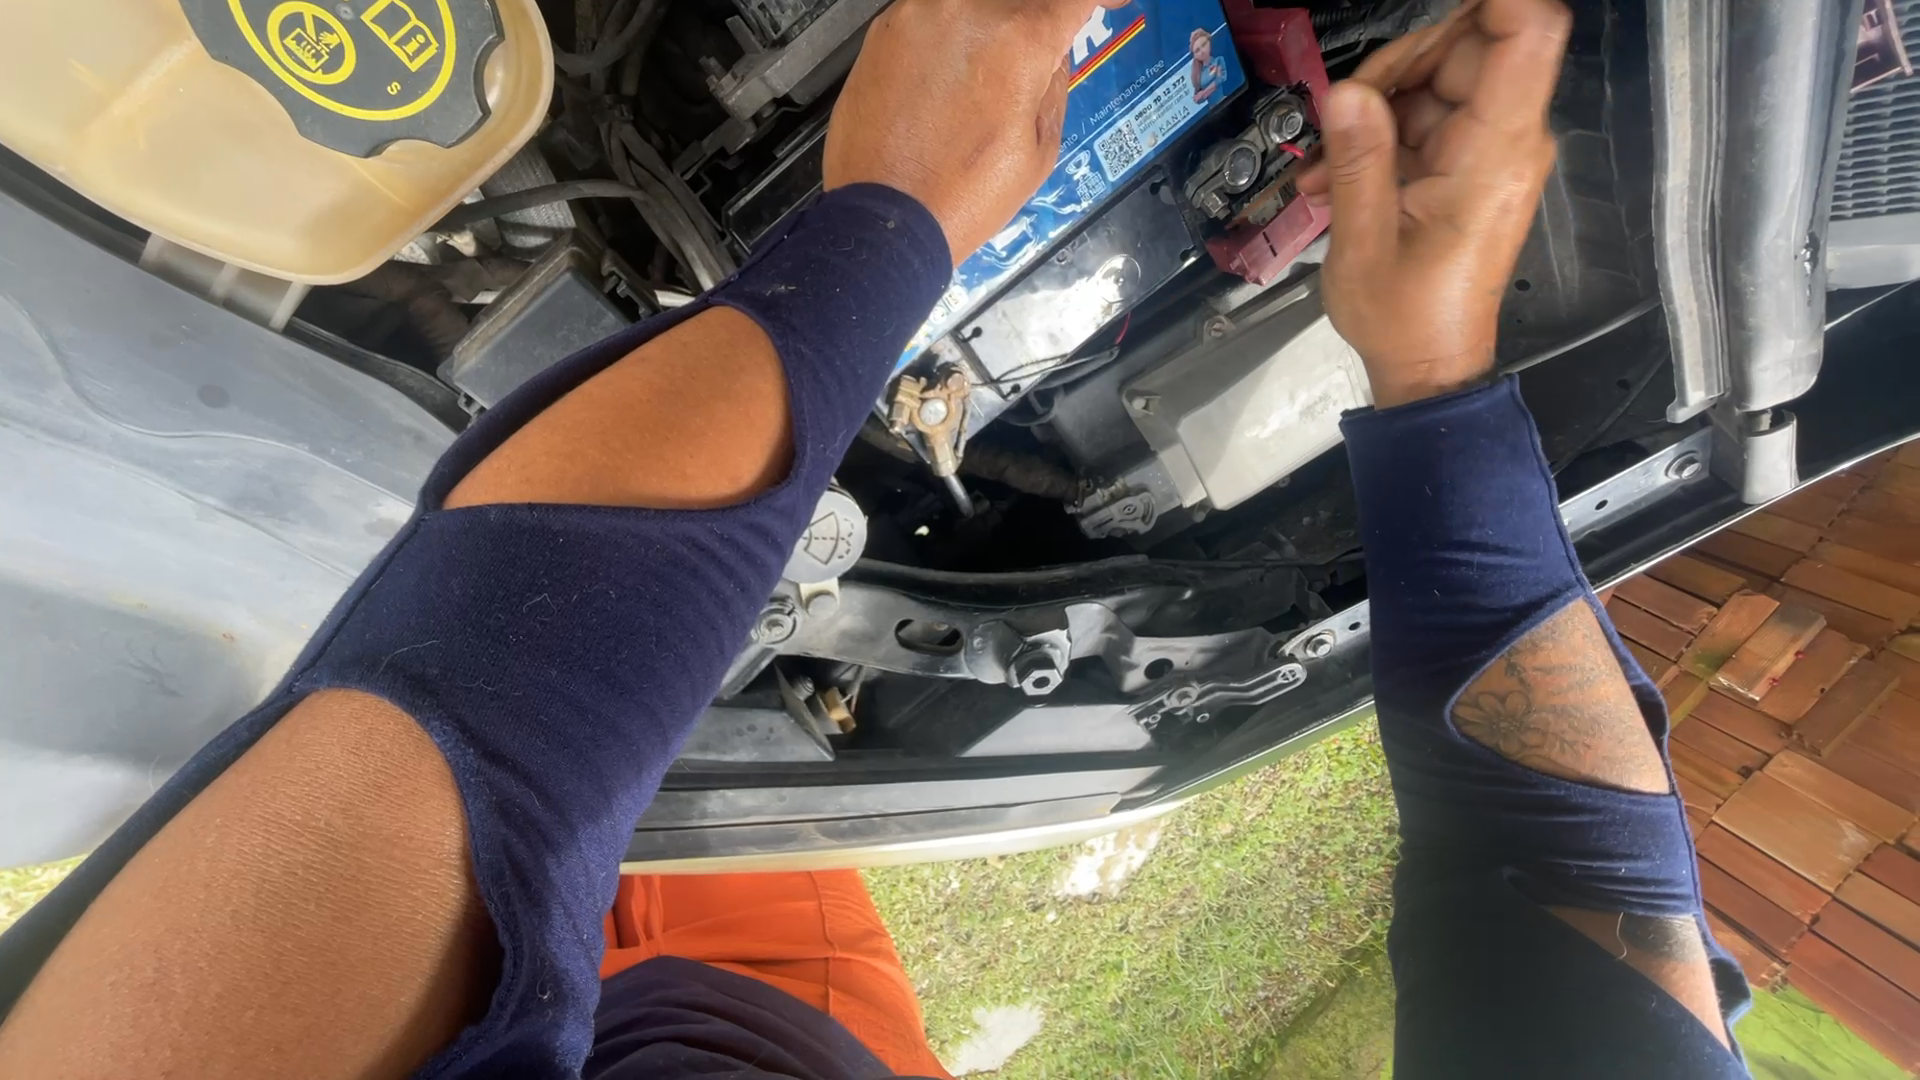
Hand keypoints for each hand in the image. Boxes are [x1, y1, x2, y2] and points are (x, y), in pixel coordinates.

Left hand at [824, 0, 1121, 264]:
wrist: (886, 221)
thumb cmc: (959, 202)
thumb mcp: (1037, 156)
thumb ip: (1053, 86)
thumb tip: (1053, 51)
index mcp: (1019, 42)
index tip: (1102, 5)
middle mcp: (968, 9)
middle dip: (1033, 24)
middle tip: (1029, 62)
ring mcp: (920, 13)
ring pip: (974, 5)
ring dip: (989, 31)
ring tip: (980, 84)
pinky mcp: (885, 30)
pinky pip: (933, 14)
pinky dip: (949, 38)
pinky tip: (945, 86)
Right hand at [1297, 0, 1571, 406]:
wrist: (1426, 363)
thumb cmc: (1401, 315)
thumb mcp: (1363, 242)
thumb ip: (1358, 160)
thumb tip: (1343, 93)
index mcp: (1493, 153)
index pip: (1526, 32)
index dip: (1490, 0)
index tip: (1429, 9)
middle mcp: (1505, 142)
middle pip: (1469, 51)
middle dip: (1395, 69)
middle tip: (1336, 118)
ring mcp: (1487, 156)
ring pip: (1440, 88)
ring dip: (1375, 115)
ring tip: (1322, 169)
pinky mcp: (1467, 173)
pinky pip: (1428, 128)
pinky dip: (1381, 143)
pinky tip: (1335, 178)